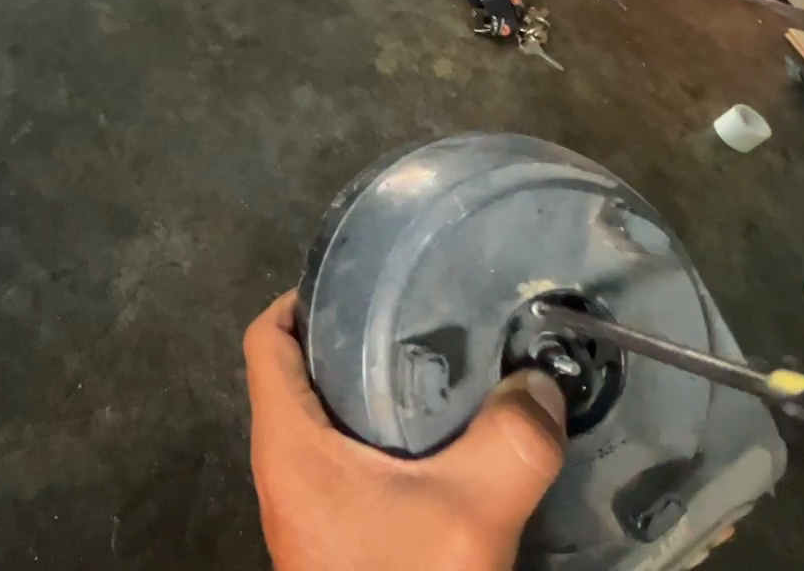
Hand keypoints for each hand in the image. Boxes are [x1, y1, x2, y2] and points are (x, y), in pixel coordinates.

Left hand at [243, 290, 566, 570]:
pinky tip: (430, 433)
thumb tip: (540, 382)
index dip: (297, 299)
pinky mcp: (328, 524)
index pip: (263, 339)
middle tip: (405, 311)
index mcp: (286, 440)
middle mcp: (280, 461)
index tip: (351, 280)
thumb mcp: (468, 517)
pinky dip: (373, 427)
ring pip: (317, 412)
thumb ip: (511, 443)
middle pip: (291, 369)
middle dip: (341, 334)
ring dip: (361, 383)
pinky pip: (338, 451)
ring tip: (424, 358)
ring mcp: (301, 497)